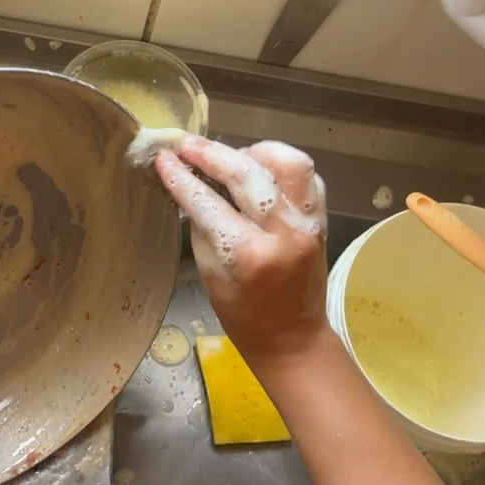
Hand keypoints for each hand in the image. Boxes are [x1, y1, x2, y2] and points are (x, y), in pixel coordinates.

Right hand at [153, 137, 330, 366]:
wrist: (293, 339)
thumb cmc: (244, 317)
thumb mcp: (211, 276)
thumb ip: (203, 229)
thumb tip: (192, 190)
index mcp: (250, 254)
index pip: (208, 203)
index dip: (181, 178)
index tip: (163, 159)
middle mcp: (284, 232)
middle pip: (246, 172)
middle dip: (211, 154)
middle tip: (186, 145)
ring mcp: (309, 223)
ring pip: (287, 162)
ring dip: (253, 153)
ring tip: (229, 158)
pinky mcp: (321, 219)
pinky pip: (305, 175)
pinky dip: (280, 166)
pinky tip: (259, 172)